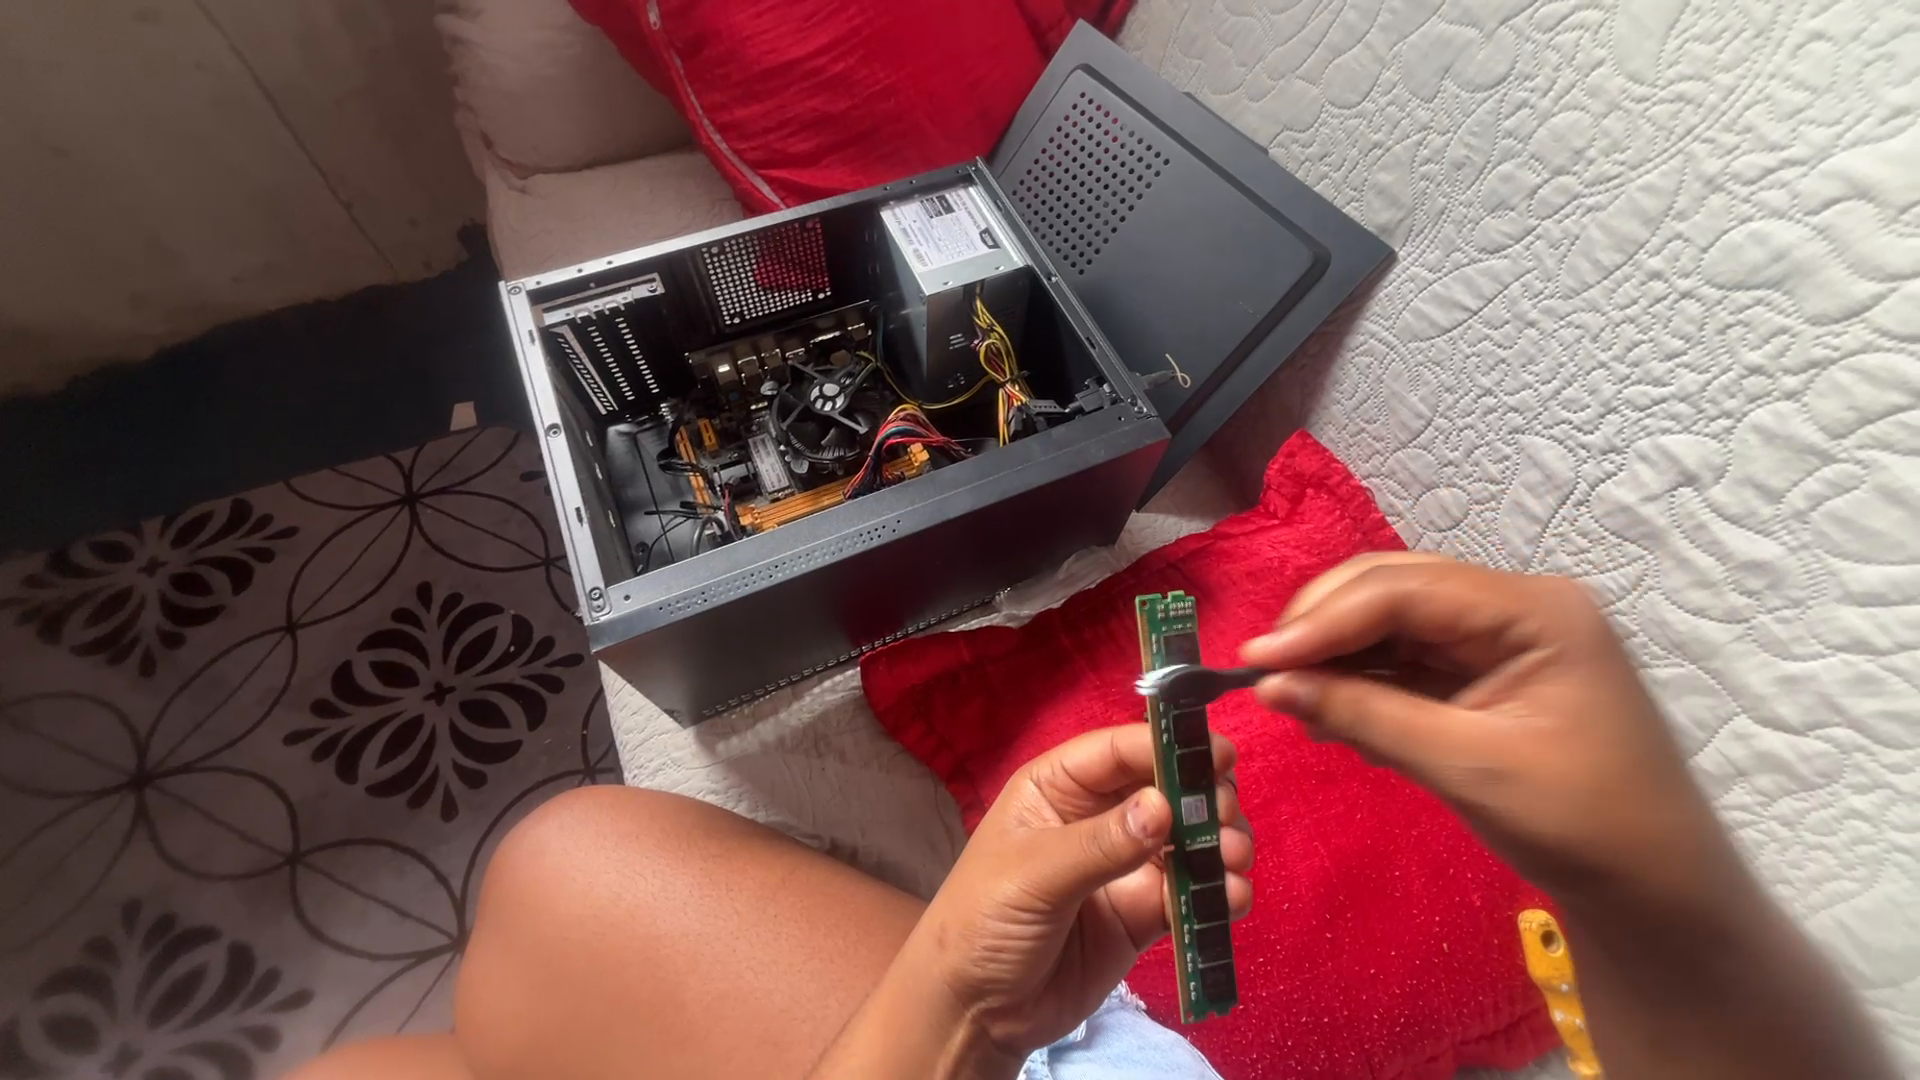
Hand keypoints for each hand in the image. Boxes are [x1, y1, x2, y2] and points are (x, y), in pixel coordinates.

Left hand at [906, 724, 1250, 1061]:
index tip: (1219, 753)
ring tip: (1233, 859)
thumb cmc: (983, 919)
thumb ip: (1099, 844)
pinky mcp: (1143, 913)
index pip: (1118, 751)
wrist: (977, 1010)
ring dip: (1218, 841)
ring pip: (1186, 838)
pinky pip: (1189, 893)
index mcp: (1058, 786)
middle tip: (1223, 817)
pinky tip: (1231, 898)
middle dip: (1202, 794)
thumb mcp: (1033, 874)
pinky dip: (1217, 891)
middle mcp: (1096, 815)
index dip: (1166, 744)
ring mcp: (1124, 865)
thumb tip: (1163, 806)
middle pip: (1163, 787)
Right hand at [1239, 553, 1735, 903]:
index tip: (1256, 660)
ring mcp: (1492, 633)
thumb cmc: (1583, 826)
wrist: (1656, 892)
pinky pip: (1395, 653)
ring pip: (1383, 618)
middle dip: (1320, 627)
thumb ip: (1363, 715)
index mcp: (1534, 610)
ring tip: (1289, 695)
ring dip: (1331, 653)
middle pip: (1387, 588)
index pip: (1402, 591)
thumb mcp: (1466, 767)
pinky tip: (1327, 708)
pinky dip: (1354, 677)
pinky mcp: (1474, 665)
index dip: (1321, 621)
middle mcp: (1510, 604)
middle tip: (1263, 671)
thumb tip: (1267, 686)